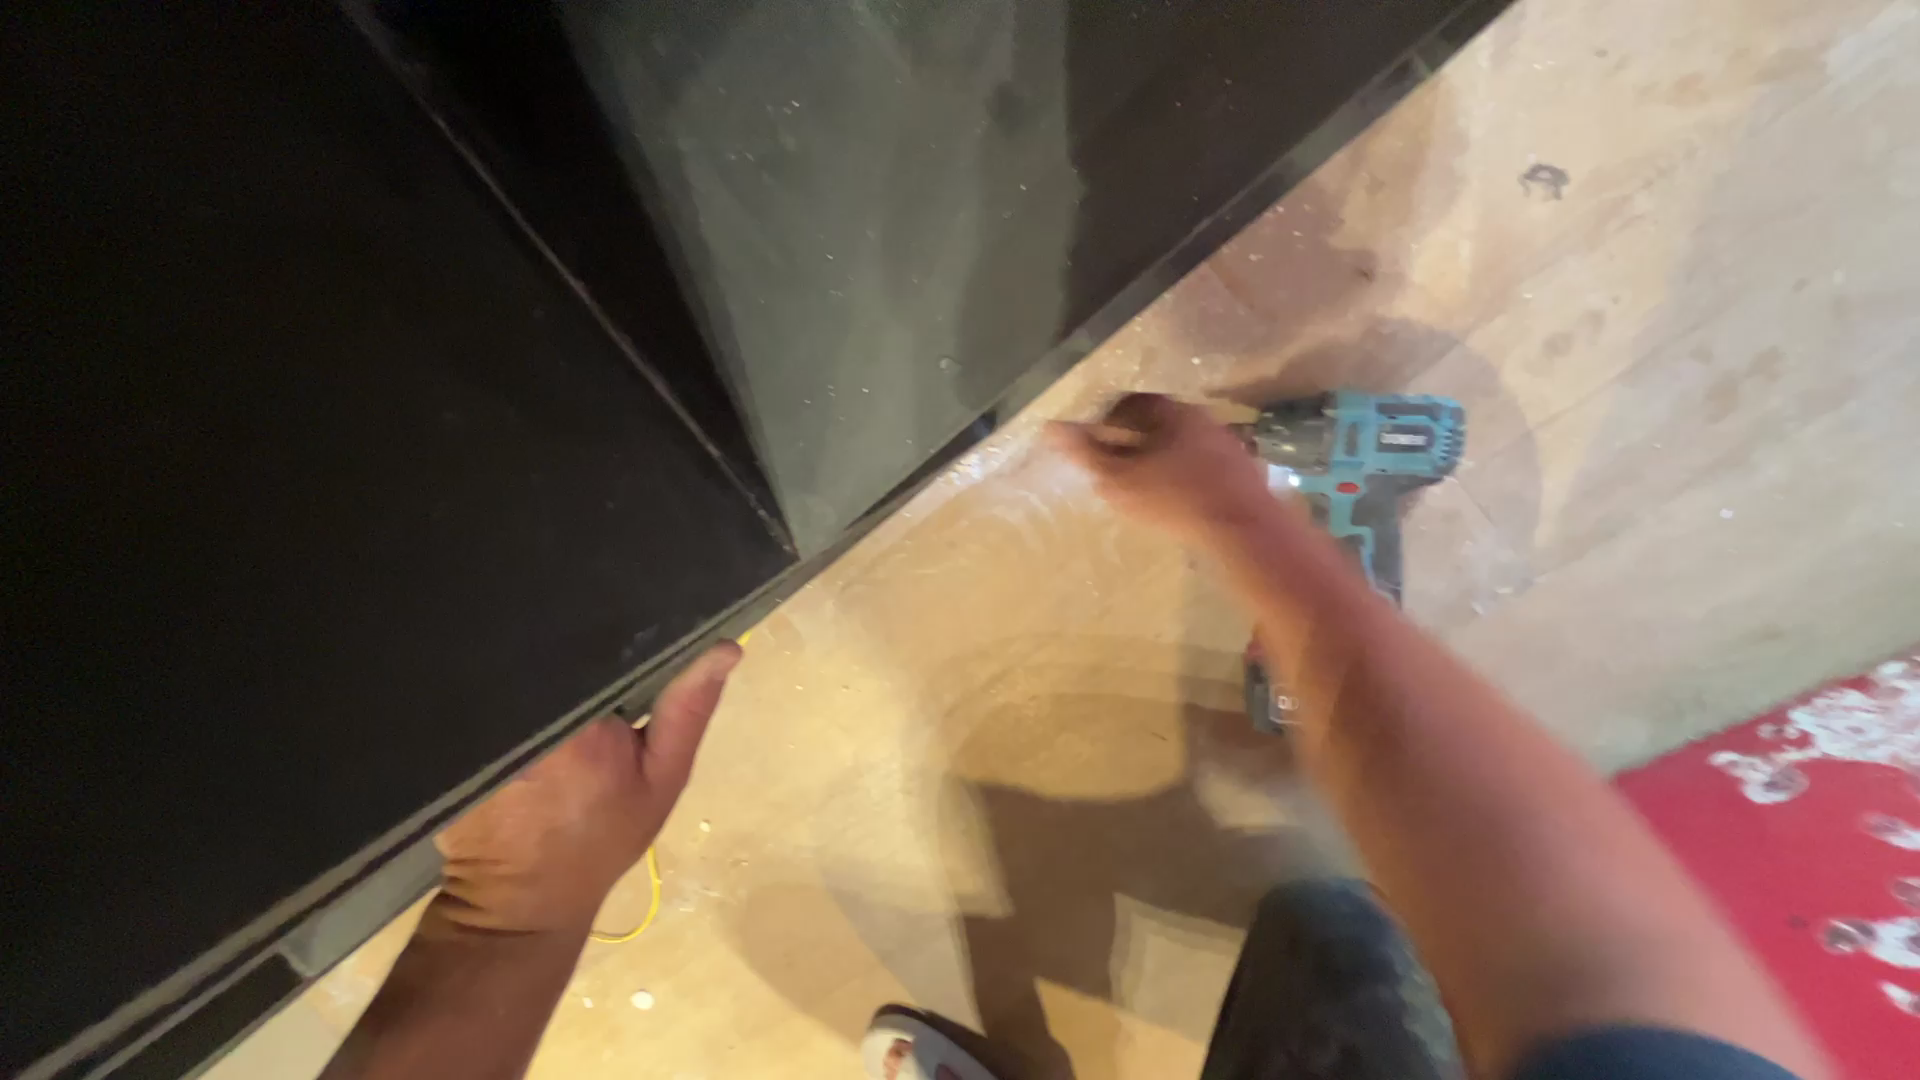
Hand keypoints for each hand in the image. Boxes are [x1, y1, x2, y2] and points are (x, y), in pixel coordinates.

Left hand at [431, 641, 741, 934]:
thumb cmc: (603, 836)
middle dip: (581, 640)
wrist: (520, 899)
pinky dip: (514, 687)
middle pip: (560, 646)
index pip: (603, 642)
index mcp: (582, 711)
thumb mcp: (664, 776)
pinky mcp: (456, 728)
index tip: (638, 628)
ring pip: (526, 663)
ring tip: (570, 670)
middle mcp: (525, 705)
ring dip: (547, 661)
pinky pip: (494, 687)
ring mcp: (481, 715)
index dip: (619, 625)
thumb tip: (727, 648)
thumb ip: (688, 709)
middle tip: (607, 659)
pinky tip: (529, 697)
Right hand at [1048, 393, 1272, 545]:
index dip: (1106, 422)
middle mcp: (1200, 417)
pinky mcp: (1243, 471)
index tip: (1096, 447)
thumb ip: (1084, 452)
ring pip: (1183, 444)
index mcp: (1169, 411)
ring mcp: (1226, 443)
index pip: (1128, 403)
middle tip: (1117, 472)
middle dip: (1135, 443)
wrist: (1243, 528)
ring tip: (1146, 491)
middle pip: (1158, 423)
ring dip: (1162, 461)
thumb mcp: (1117, 479)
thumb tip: (1050, 427)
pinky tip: (1180, 504)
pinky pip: (1205, 466)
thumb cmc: (1172, 499)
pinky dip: (1186, 478)